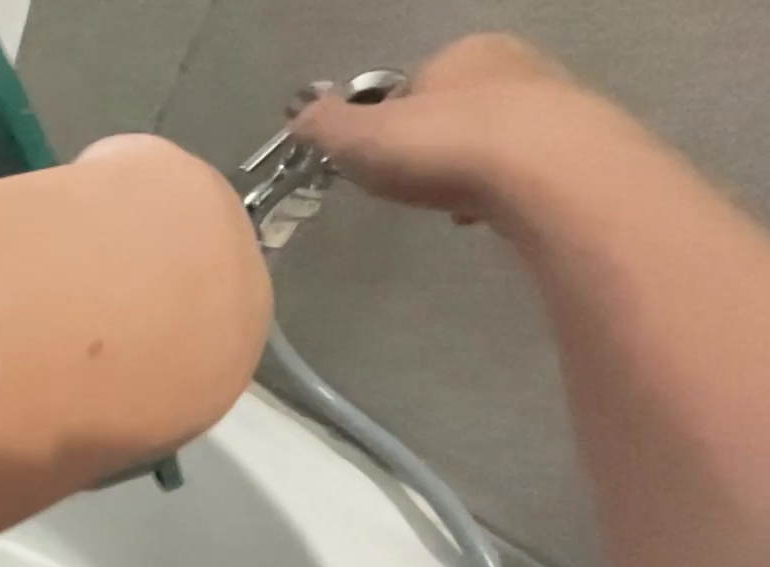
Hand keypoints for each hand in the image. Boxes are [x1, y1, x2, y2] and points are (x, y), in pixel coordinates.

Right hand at [290, 34, 603, 226]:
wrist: (543, 169)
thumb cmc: (443, 143)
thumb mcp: (360, 136)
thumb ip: (324, 125)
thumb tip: (298, 114)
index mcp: (459, 52)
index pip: (406, 88)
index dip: (381, 128)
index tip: (371, 162)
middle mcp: (510, 63)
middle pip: (446, 112)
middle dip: (423, 148)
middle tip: (404, 184)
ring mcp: (548, 100)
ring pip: (482, 139)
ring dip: (458, 169)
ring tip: (442, 200)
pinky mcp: (571, 141)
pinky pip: (514, 166)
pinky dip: (492, 187)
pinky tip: (479, 210)